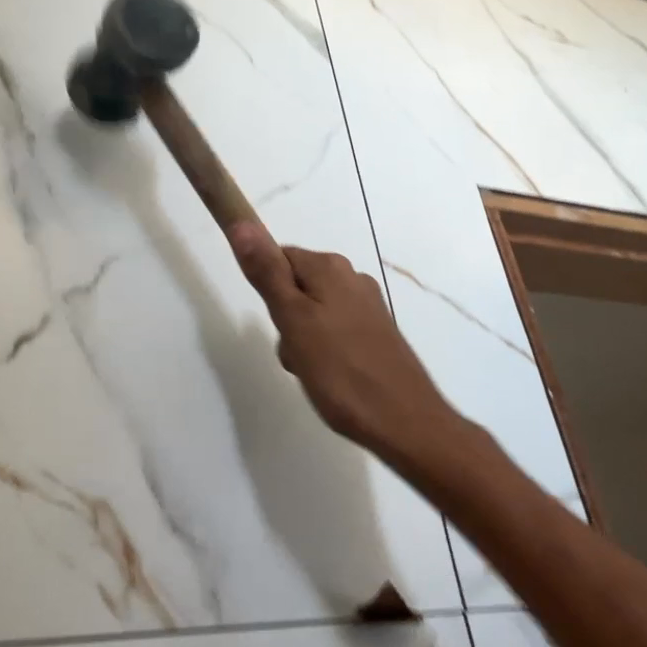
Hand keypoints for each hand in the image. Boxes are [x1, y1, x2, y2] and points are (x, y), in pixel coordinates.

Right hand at [227, 223, 456, 455]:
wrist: (405, 423)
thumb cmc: (341, 371)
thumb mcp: (293, 320)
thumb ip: (266, 273)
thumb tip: (242, 222)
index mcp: (330, 267)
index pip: (278, 259)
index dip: (268, 291)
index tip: (276, 322)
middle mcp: (352, 277)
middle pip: (295, 286)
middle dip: (284, 319)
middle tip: (295, 353)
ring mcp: (368, 306)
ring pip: (312, 312)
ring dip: (302, 340)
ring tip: (313, 371)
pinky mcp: (377, 333)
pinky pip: (334, 331)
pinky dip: (324, 351)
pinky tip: (331, 378)